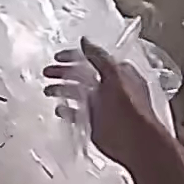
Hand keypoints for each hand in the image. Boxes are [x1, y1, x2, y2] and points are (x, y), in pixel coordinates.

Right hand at [44, 38, 172, 170]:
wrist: (136, 142)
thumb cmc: (130, 109)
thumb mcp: (115, 77)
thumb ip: (99, 58)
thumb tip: (85, 41)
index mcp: (118, 74)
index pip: (93, 59)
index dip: (74, 57)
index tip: (57, 57)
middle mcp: (109, 88)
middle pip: (82, 75)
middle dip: (63, 73)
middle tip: (47, 73)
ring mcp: (101, 105)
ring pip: (77, 93)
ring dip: (62, 90)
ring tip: (48, 91)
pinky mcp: (95, 122)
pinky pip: (77, 113)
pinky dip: (67, 110)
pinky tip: (60, 109)